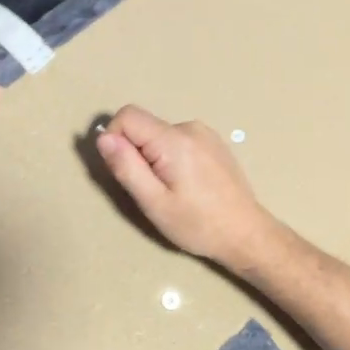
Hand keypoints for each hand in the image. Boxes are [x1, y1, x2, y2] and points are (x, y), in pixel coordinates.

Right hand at [93, 105, 282, 272]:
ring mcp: (205, 133)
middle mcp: (190, 127)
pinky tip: (188, 185)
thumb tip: (103, 137)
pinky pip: (177, 140)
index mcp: (174, 140)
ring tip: (172, 190)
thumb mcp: (153, 202)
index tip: (125, 171)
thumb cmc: (197, 224)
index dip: (115, 139)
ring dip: (154, 157)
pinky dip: (171, 157)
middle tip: (151, 190)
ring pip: (159, 135)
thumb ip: (126, 167)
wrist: (246, 233)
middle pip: (144, 126)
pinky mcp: (213, 142)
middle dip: (136, 153)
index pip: (127, 116)